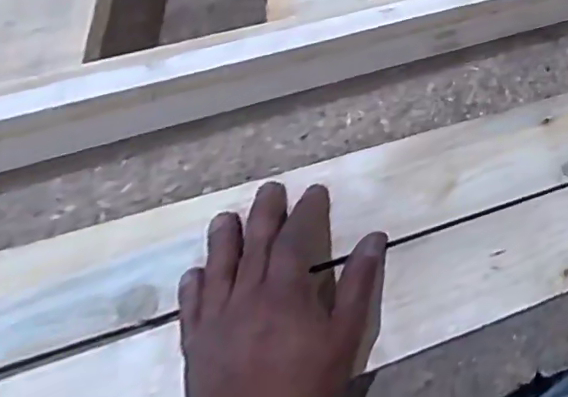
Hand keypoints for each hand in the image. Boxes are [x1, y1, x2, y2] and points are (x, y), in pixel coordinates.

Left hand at [180, 182, 386, 396]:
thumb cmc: (309, 381)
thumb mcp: (346, 333)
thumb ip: (359, 282)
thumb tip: (375, 236)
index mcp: (284, 293)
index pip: (294, 240)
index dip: (306, 212)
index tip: (315, 190)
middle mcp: (245, 301)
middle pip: (253, 248)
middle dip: (263, 216)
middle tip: (269, 189)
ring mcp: (215, 325)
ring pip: (217, 273)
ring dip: (221, 243)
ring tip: (224, 218)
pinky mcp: (196, 349)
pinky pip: (192, 311)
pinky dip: (193, 288)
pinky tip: (193, 274)